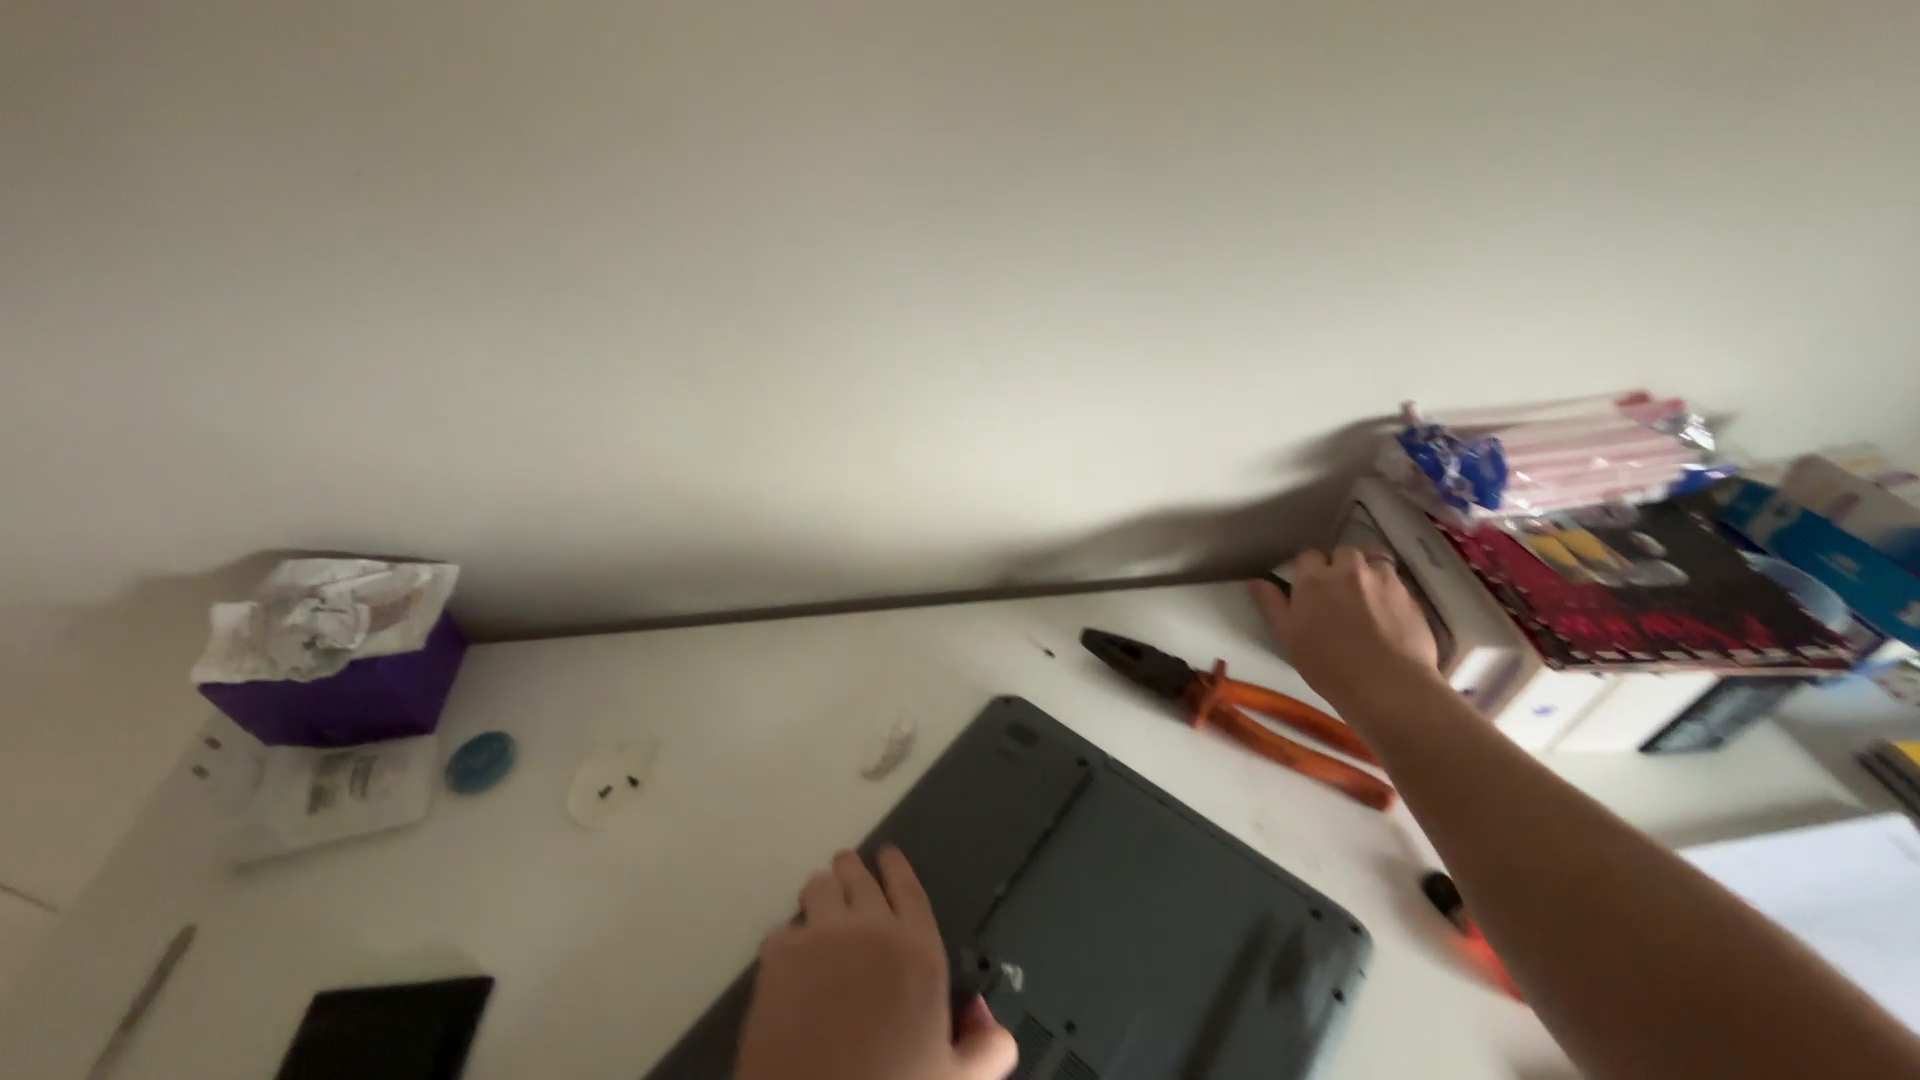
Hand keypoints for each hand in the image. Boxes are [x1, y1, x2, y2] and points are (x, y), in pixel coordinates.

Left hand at [736, 847, 1017, 1079]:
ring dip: (822, 889)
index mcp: (918, 952)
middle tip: (847, 863)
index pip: (909, 891)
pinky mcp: (779, 956)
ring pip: (819, 889)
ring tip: (819, 892)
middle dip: (853, 868)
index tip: (888, 853)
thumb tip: (997, 1031)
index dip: (898, 868)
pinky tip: (790, 948)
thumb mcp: (953, 1079)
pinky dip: (790, 935)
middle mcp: (870, 931)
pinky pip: (783, 929)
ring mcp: (821, 938)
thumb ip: (984, 1050)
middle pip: (860, 879)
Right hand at [1250, 546, 1440, 706]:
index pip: (1307, 556)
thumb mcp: (1288, 637)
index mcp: (1314, 580)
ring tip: (1367, 594)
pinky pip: (1396, 578)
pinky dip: (1389, 586)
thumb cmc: (1328, 665)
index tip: (1307, 588)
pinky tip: (1388, 609)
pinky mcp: (1410, 594)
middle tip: (1338, 592)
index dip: (1307, 570)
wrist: (1386, 684)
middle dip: (1339, 565)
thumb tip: (1256, 581)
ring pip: (1373, 559)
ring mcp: (1382, 579)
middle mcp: (1348, 570)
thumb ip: (1272, 605)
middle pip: (1342, 552)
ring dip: (1367, 570)